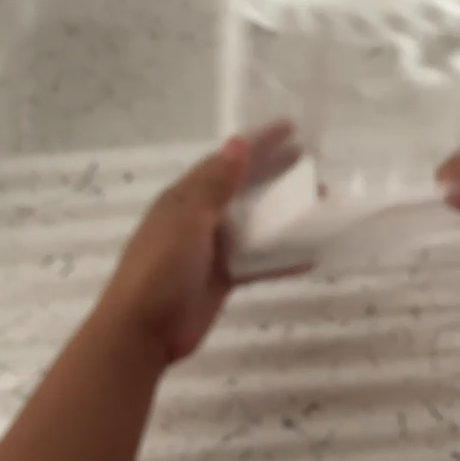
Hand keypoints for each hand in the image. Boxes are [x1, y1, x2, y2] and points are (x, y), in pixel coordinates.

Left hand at [92, 125, 291, 365]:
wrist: (142, 333)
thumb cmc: (160, 269)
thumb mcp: (188, 220)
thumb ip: (216, 184)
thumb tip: (237, 142)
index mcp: (186, 197)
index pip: (227, 160)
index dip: (258, 142)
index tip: (290, 128)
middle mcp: (200, 217)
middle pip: (243, 187)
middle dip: (274, 171)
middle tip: (310, 159)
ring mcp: (212, 248)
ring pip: (255, 221)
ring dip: (283, 211)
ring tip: (317, 200)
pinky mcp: (223, 277)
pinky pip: (258, 260)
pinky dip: (281, 256)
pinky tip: (309, 254)